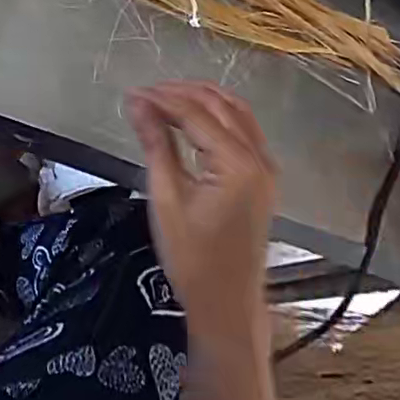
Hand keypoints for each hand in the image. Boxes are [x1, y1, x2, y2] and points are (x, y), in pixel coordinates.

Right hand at [127, 81, 276, 325]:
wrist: (226, 306)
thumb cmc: (193, 259)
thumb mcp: (167, 199)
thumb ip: (155, 144)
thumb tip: (137, 103)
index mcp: (237, 165)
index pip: (195, 114)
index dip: (162, 100)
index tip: (132, 94)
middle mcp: (259, 158)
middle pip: (218, 104)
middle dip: (180, 93)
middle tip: (145, 95)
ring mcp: (266, 167)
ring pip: (235, 110)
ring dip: (201, 98)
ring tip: (164, 99)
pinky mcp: (264, 175)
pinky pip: (243, 127)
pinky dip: (218, 113)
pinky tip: (193, 117)